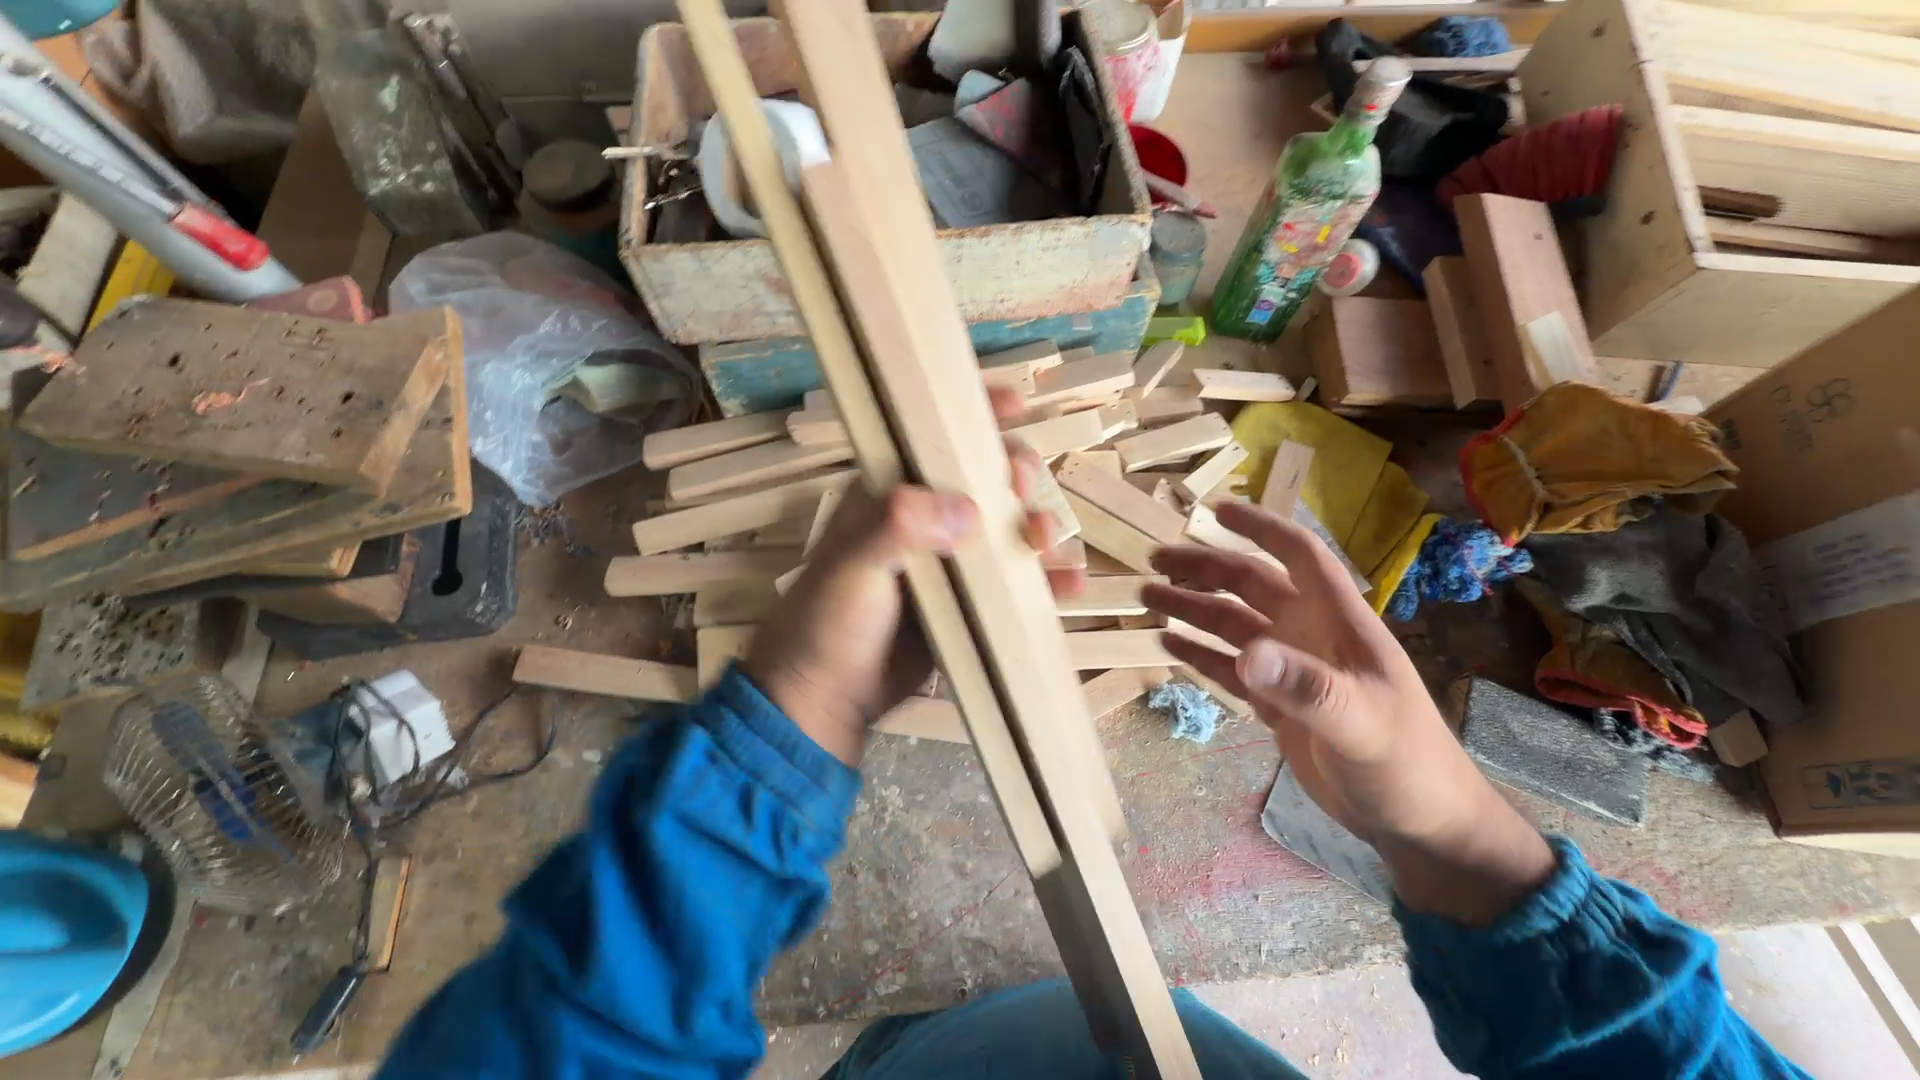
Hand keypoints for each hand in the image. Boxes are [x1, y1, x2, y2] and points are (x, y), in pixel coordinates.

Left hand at [744, 389, 1081, 766]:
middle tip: (1026, 495)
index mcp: (891, 494)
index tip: (1015, 404)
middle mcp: (926, 519)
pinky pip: (1018, 583)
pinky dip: (1047, 581)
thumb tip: (970, 510)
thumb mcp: (852, 566)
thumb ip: (898, 528)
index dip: (975, 416)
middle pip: (987, 481)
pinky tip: (1070, 586)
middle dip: (1018, 478)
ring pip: (1009, 529)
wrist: (826, 697)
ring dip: (1038, 528)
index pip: (935, 438)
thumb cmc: (827, 621)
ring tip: (1049, 547)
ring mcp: (952, 562)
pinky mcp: (971, 603)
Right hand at [1143, 501, 1554, 925]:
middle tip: (1154, 560)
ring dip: (1192, 608)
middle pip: (1250, 585)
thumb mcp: (1358, 722)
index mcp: (1339, 621)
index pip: (1299, 556)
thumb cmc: (1404, 762)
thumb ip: (1305, 686)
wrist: (1417, 821)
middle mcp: (1311, 634)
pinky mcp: (1277, 705)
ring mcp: (1292, 670)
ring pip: (1232, 624)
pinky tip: (1169, 645)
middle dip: (1204, 568)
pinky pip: (1229, 668)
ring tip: (1148, 598)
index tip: (1215, 510)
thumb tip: (1247, 652)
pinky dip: (1199, 653)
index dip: (1261, 528)